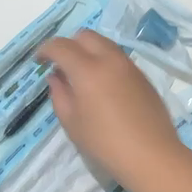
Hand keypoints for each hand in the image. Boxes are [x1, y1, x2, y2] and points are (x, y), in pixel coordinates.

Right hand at [37, 30, 187, 185]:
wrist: (152, 156)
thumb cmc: (105, 143)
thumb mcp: (71, 122)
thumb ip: (59, 94)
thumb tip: (56, 76)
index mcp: (87, 70)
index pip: (61, 46)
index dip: (45, 50)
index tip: (39, 61)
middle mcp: (109, 60)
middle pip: (85, 36)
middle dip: (68, 45)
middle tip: (61, 65)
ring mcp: (129, 66)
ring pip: (104, 44)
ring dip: (88, 51)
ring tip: (81, 75)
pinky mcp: (142, 76)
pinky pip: (117, 58)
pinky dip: (104, 61)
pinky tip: (102, 86)